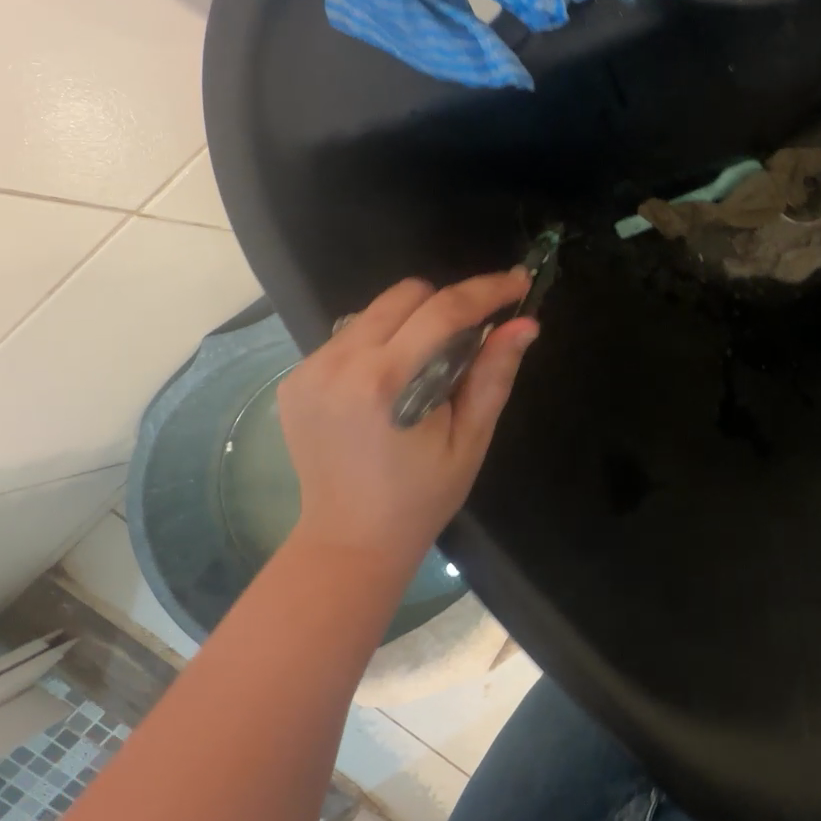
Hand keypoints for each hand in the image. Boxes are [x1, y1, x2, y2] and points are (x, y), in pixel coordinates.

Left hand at [277, 272, 538, 571]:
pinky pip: (350, 337)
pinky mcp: (296, 379)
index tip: (519, 283)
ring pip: (375, 311)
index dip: (486, 291)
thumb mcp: (471, 439)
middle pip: (406, 295)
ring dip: (415, 323)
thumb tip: (524, 324)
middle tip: (478, 337)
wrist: (351, 537)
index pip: (442, 311)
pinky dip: (383, 344)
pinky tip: (395, 384)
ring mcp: (310, 369)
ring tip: (434, 366)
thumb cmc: (423, 496)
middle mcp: (339, 363)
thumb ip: (493, 376)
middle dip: (450, 304)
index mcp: (386, 382)